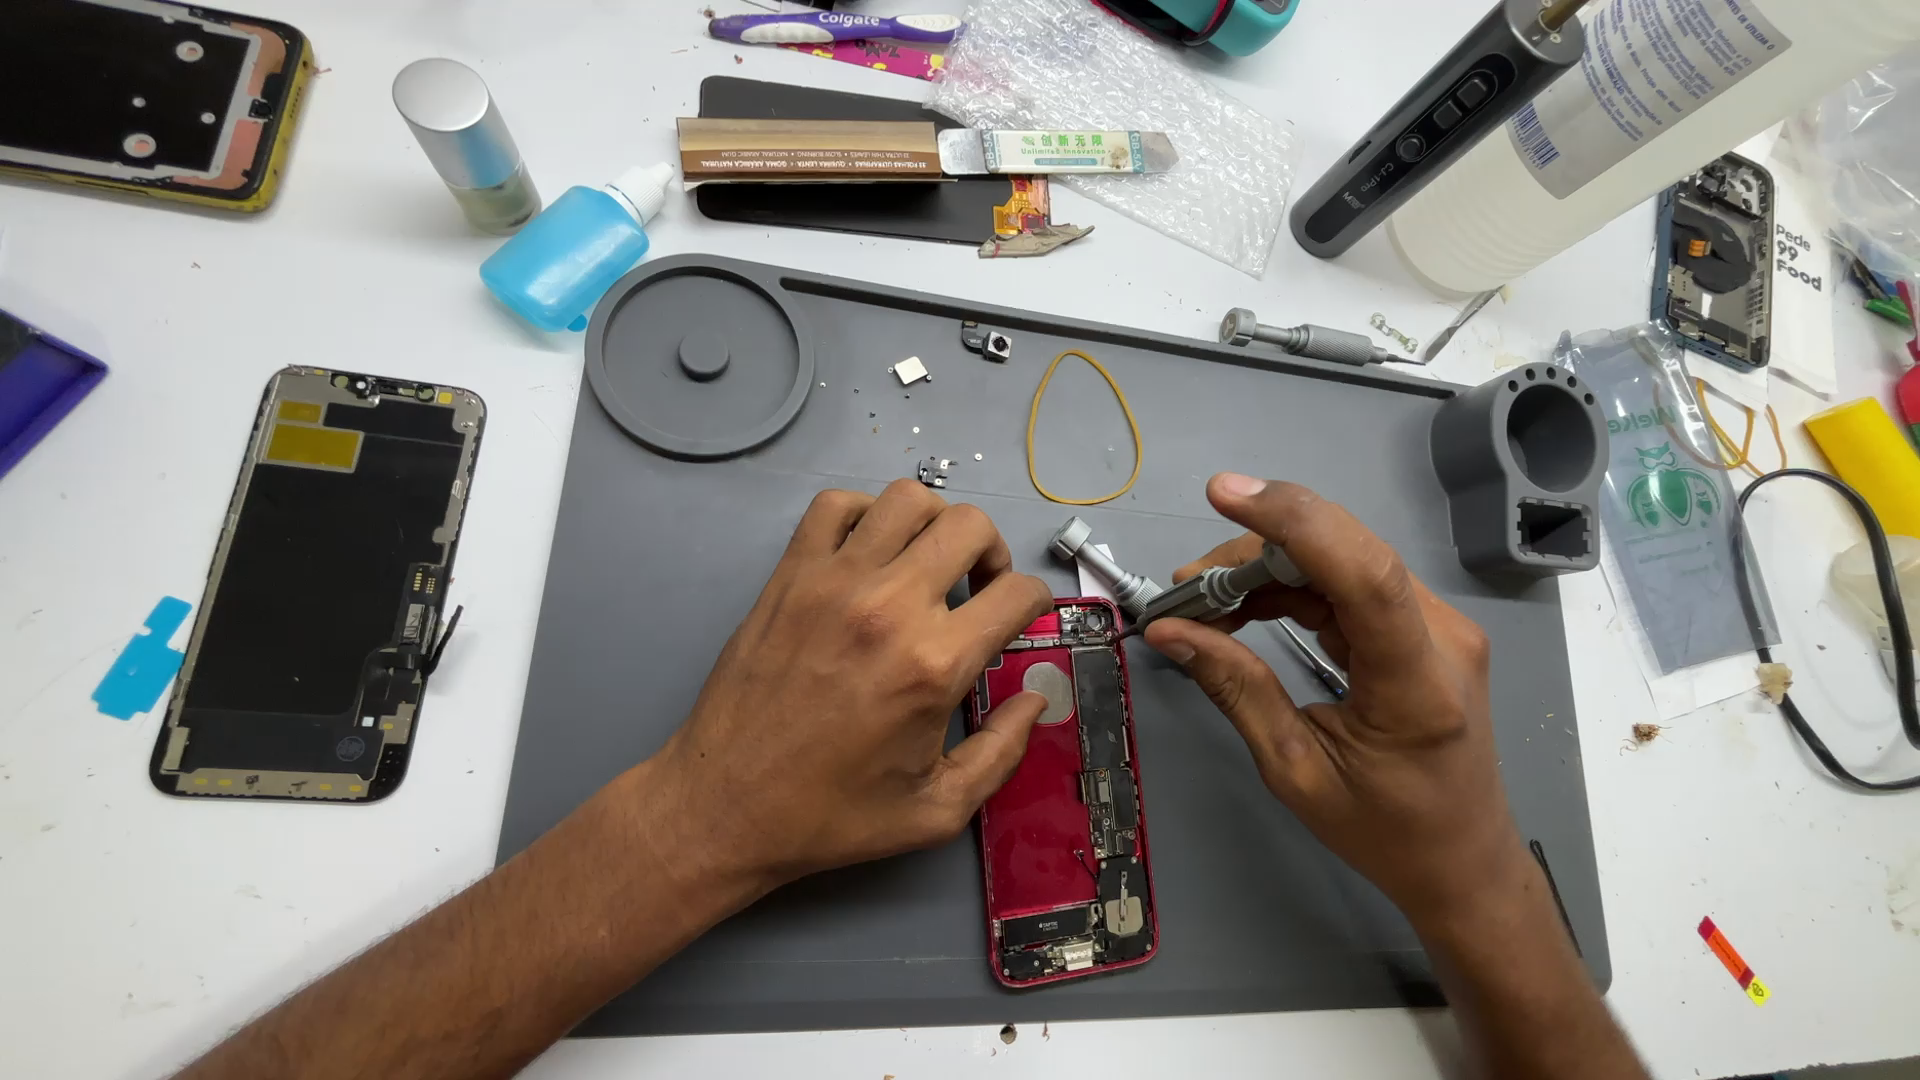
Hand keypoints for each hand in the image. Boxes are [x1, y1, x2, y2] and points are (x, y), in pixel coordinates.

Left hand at [644, 479, 1054, 894]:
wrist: (725, 806)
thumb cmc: (834, 815)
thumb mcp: (939, 809)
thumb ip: (1003, 751)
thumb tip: (1036, 698)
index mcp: (934, 664)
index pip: (1017, 594)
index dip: (1035, 602)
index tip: (1018, 619)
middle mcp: (889, 605)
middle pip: (970, 526)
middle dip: (992, 553)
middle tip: (977, 590)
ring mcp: (833, 580)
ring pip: (906, 499)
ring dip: (934, 524)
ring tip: (926, 564)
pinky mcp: (789, 574)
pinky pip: (835, 505)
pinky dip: (864, 514)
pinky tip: (867, 553)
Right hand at [1143, 473, 1525, 926]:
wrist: (1462, 862)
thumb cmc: (1384, 831)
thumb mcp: (1293, 768)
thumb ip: (1235, 689)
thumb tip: (1170, 631)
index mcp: (1416, 682)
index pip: (1363, 573)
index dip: (1293, 521)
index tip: (1223, 493)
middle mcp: (1439, 634)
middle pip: (1341, 554)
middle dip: (1253, 551)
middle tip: (1185, 588)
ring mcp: (1433, 625)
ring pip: (1337, 560)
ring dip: (1263, 569)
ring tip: (1201, 601)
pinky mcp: (1417, 627)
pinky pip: (1342, 583)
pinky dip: (1285, 587)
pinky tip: (1240, 607)